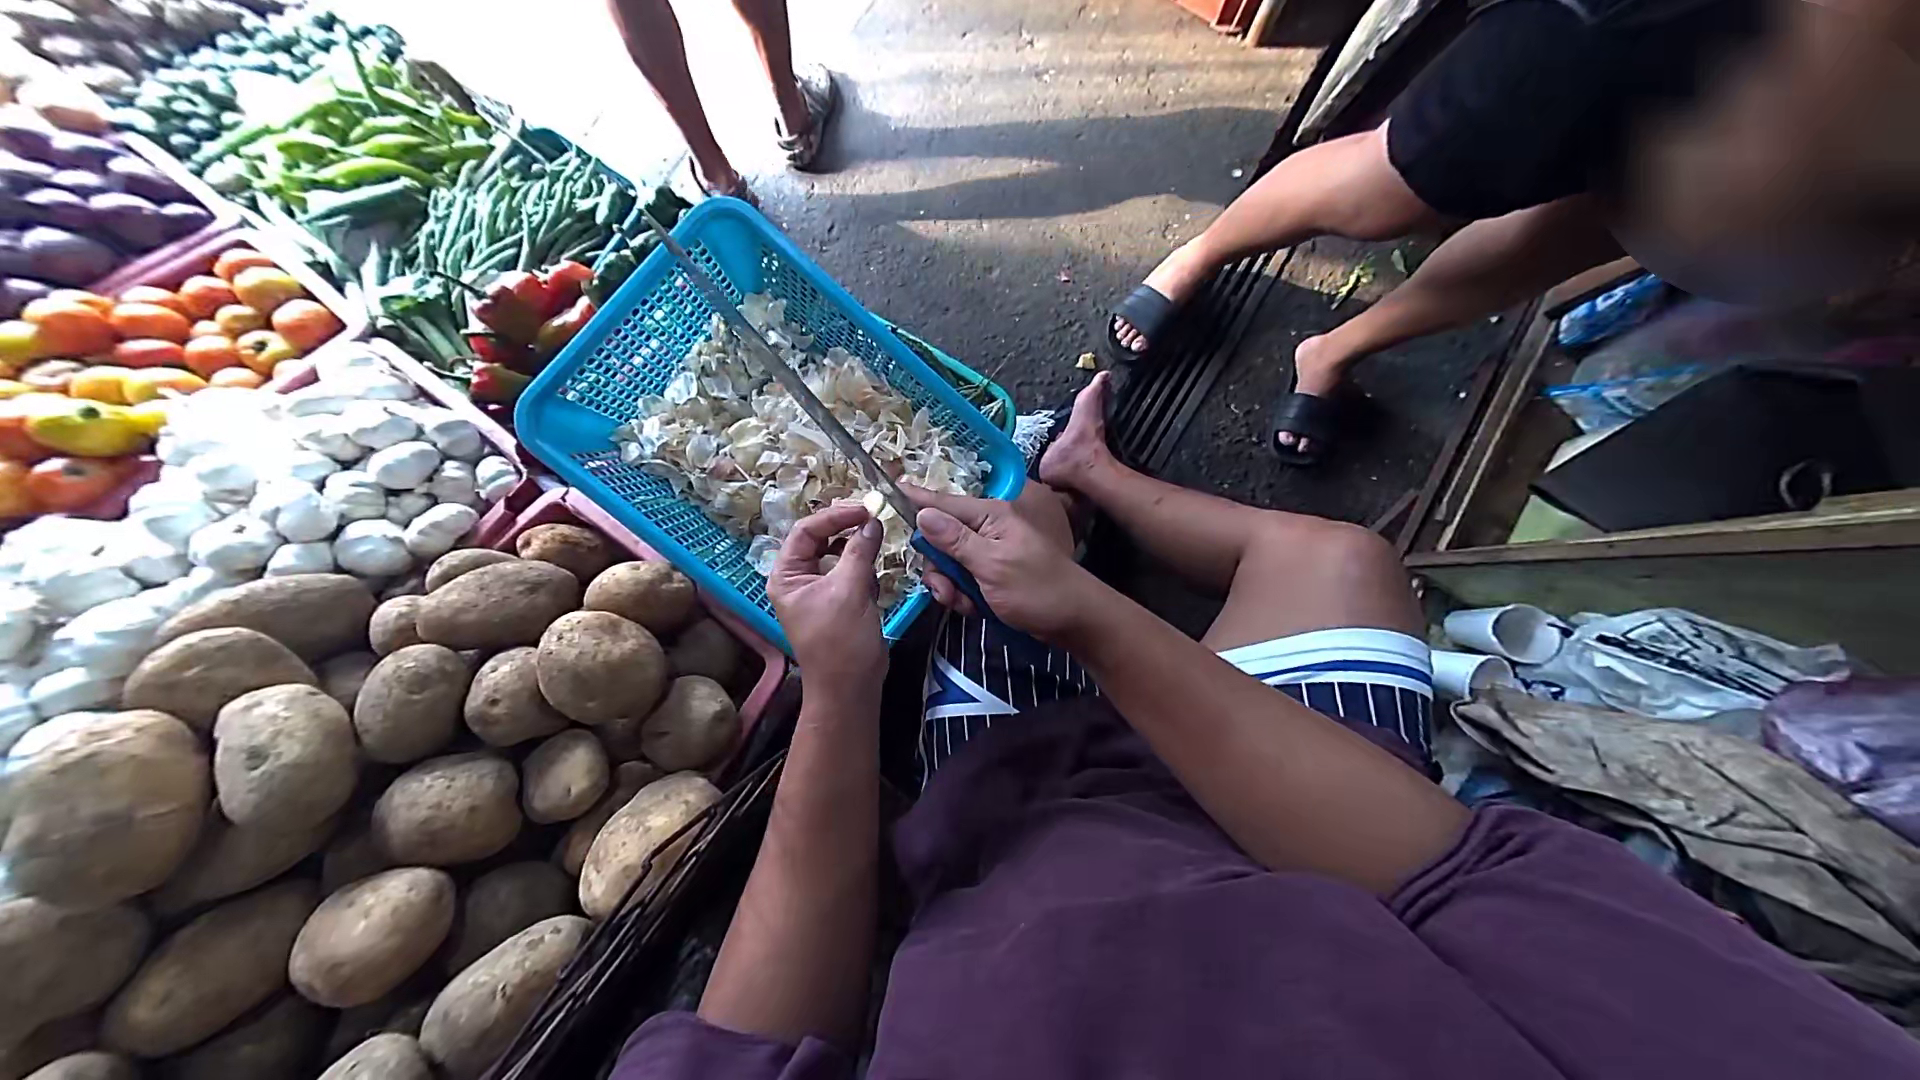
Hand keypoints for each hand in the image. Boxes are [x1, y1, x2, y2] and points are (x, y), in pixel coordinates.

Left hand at [767, 504, 887, 695]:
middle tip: (874, 518)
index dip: (834, 516)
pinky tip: (875, 575)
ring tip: (876, 545)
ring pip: (839, 554)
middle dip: (847, 529)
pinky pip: (851, 571)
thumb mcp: (850, 590)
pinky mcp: (840, 599)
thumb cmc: (841, 641)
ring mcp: (820, 589)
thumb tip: (873, 521)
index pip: (806, 530)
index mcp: (787, 575)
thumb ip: (860, 551)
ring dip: (858, 549)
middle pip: (821, 539)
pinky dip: (865, 568)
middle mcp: (799, 578)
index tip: (865, 508)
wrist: (851, 688)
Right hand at [905, 484, 1101, 641]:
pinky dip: (965, 595)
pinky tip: (975, 609)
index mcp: (992, 514)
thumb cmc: (1036, 589)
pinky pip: (965, 577)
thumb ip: (955, 540)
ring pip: (950, 562)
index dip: (916, 499)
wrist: (1073, 621)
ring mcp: (991, 550)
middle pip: (941, 537)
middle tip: (945, 593)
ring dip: (951, 586)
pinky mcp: (993, 571)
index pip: (944, 502)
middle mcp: (989, 527)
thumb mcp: (992, 564)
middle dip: (938, 567)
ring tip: (965, 605)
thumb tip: (923, 513)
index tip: (889, 487)